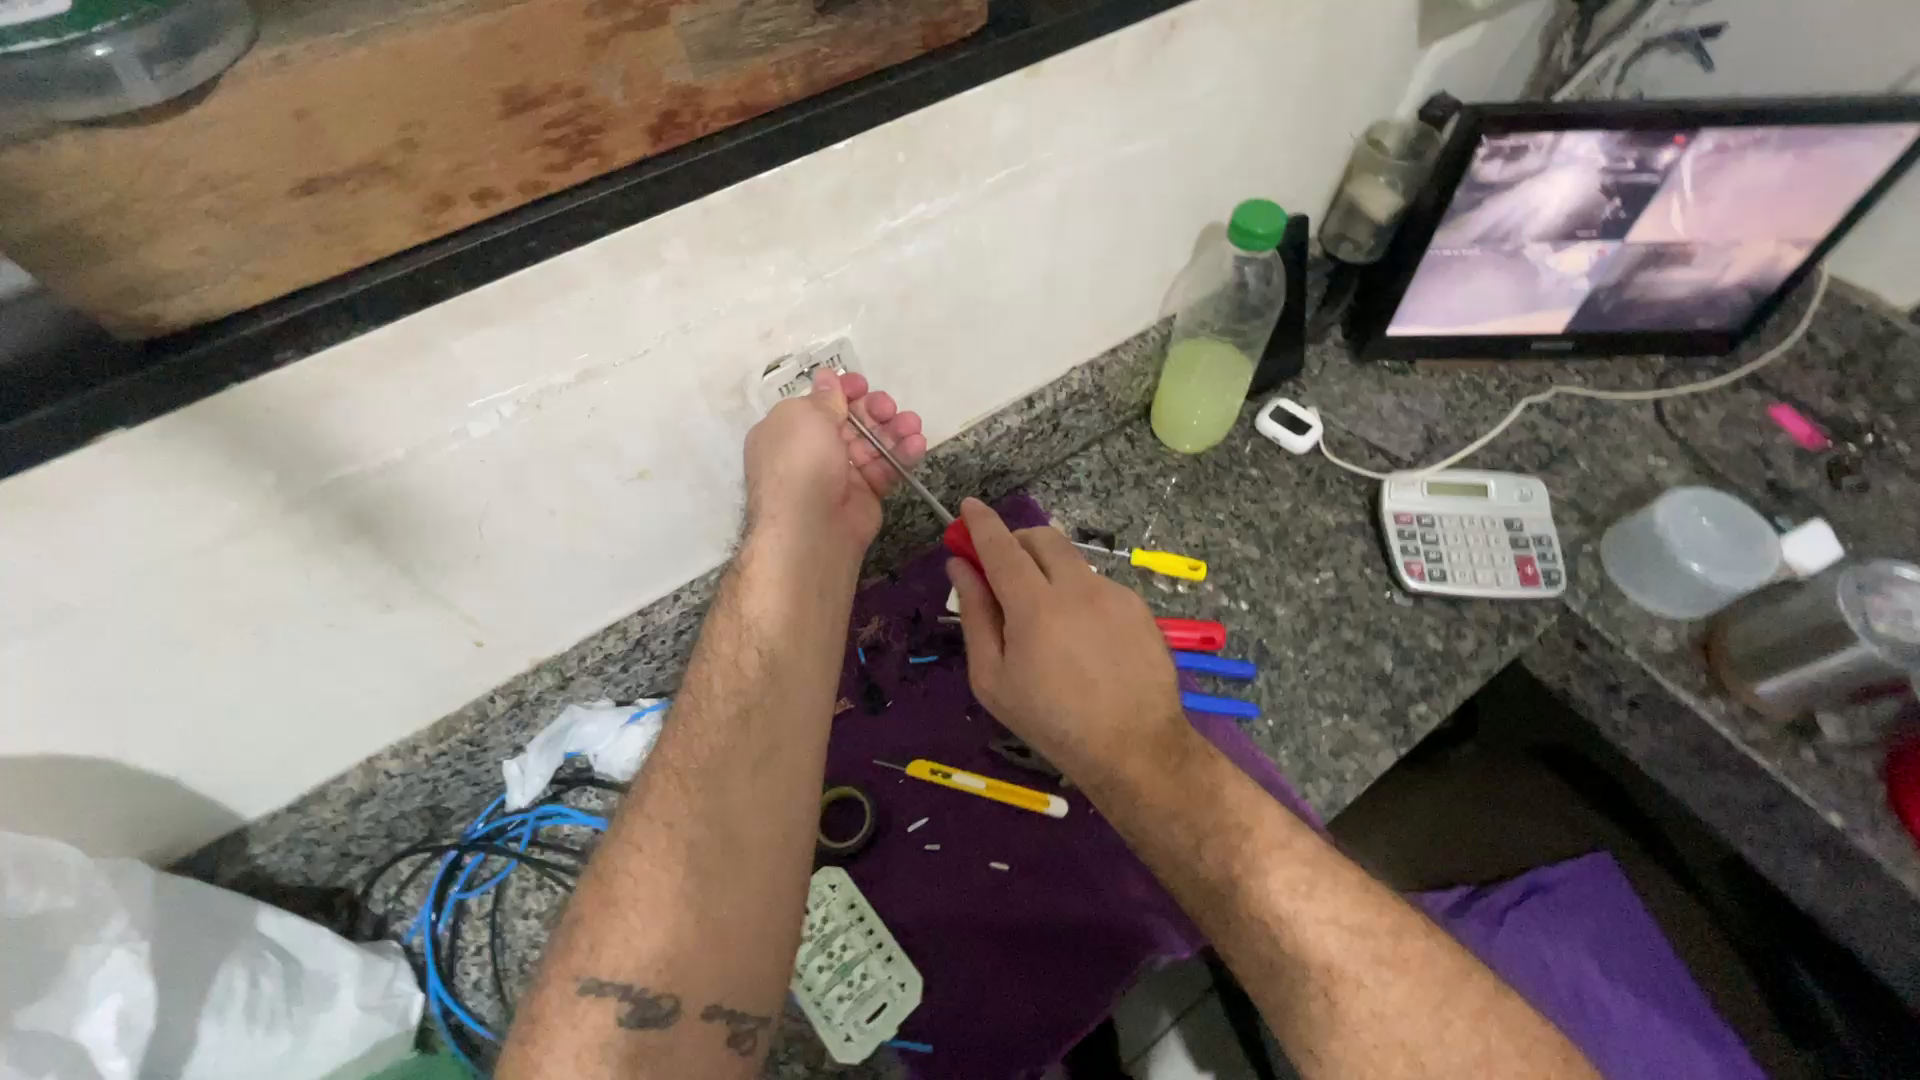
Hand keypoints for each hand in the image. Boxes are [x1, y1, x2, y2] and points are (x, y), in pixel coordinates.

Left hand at [744, 368, 925, 557]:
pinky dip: (902, 455)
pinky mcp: (864, 495)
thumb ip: (825, 398)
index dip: (842, 392)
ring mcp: (839, 474)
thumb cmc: (800, 463)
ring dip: (894, 430)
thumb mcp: (806, 418)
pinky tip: (917, 444)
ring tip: (913, 424)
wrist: (810, 529)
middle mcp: (812, 451)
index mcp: (788, 431)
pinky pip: (885, 469)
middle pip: (850, 421)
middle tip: (888, 406)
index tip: (862, 385)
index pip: (819, 404)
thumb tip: (828, 378)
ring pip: (872, 444)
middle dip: (872, 410)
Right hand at [945, 498, 1193, 785]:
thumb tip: (960, 568)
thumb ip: (975, 615)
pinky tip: (1081, 637)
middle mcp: (1077, 588)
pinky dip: (1077, 593)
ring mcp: (1113, 594)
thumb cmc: (1050, 721)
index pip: (1001, 547)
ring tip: (1045, 619)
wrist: (1133, 747)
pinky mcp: (1137, 606)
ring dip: (1048, 569)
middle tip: (1003, 569)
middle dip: (1016, 540)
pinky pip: (1097, 584)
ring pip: (1072, 560)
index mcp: (1035, 608)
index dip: (981, 522)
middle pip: (1042, 537)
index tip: (968, 506)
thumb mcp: (993, 679)